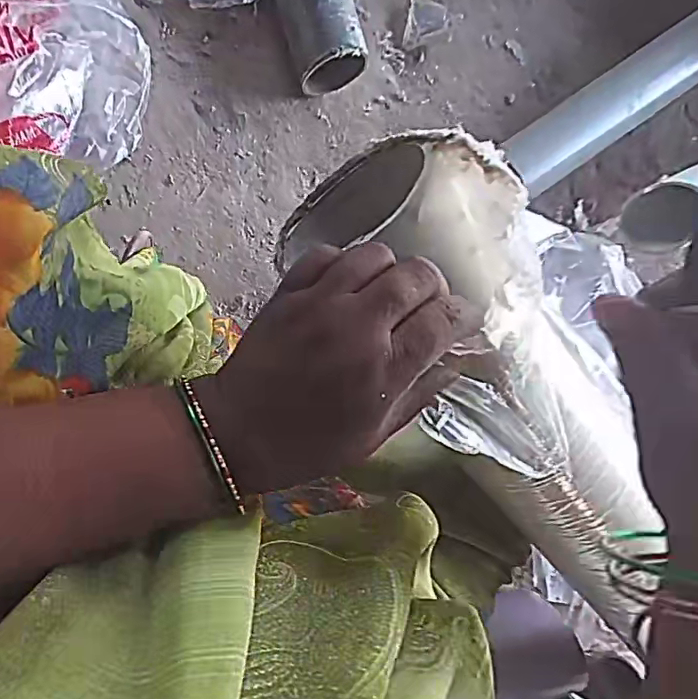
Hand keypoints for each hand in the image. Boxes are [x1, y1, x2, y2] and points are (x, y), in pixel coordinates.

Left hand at [193, 243, 480, 493]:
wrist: (236, 430)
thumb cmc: (308, 443)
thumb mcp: (375, 435)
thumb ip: (419, 393)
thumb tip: (454, 360)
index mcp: (383, 370)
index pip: (441, 320)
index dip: (461, 315)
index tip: (461, 319)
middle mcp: (356, 327)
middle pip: (416, 276)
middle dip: (433, 287)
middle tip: (426, 304)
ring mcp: (319, 303)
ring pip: (375, 255)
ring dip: (391, 270)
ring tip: (385, 292)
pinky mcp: (288, 292)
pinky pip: (328, 255)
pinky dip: (345, 263)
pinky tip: (345, 286)